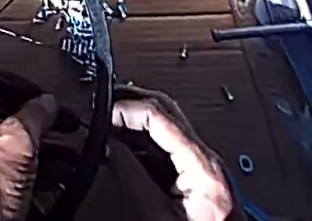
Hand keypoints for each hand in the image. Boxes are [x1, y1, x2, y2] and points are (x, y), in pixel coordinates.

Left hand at [0, 73, 57, 220]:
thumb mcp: (18, 138)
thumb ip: (35, 114)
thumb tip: (47, 102)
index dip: (20, 84)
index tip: (42, 93)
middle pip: (14, 116)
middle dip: (44, 122)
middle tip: (64, 122)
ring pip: (22, 146)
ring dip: (50, 149)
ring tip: (72, 154)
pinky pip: (25, 172)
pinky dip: (45, 172)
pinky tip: (63, 177)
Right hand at [111, 86, 233, 220]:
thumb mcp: (158, 218)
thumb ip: (131, 176)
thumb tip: (108, 143)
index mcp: (202, 166)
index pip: (158, 113)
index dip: (127, 108)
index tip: (104, 114)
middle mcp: (207, 161)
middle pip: (165, 109)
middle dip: (131, 102)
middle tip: (104, 105)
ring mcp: (204, 170)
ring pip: (166, 124)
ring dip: (136, 119)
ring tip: (109, 124)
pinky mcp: (198, 182)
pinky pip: (167, 147)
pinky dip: (143, 139)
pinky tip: (124, 148)